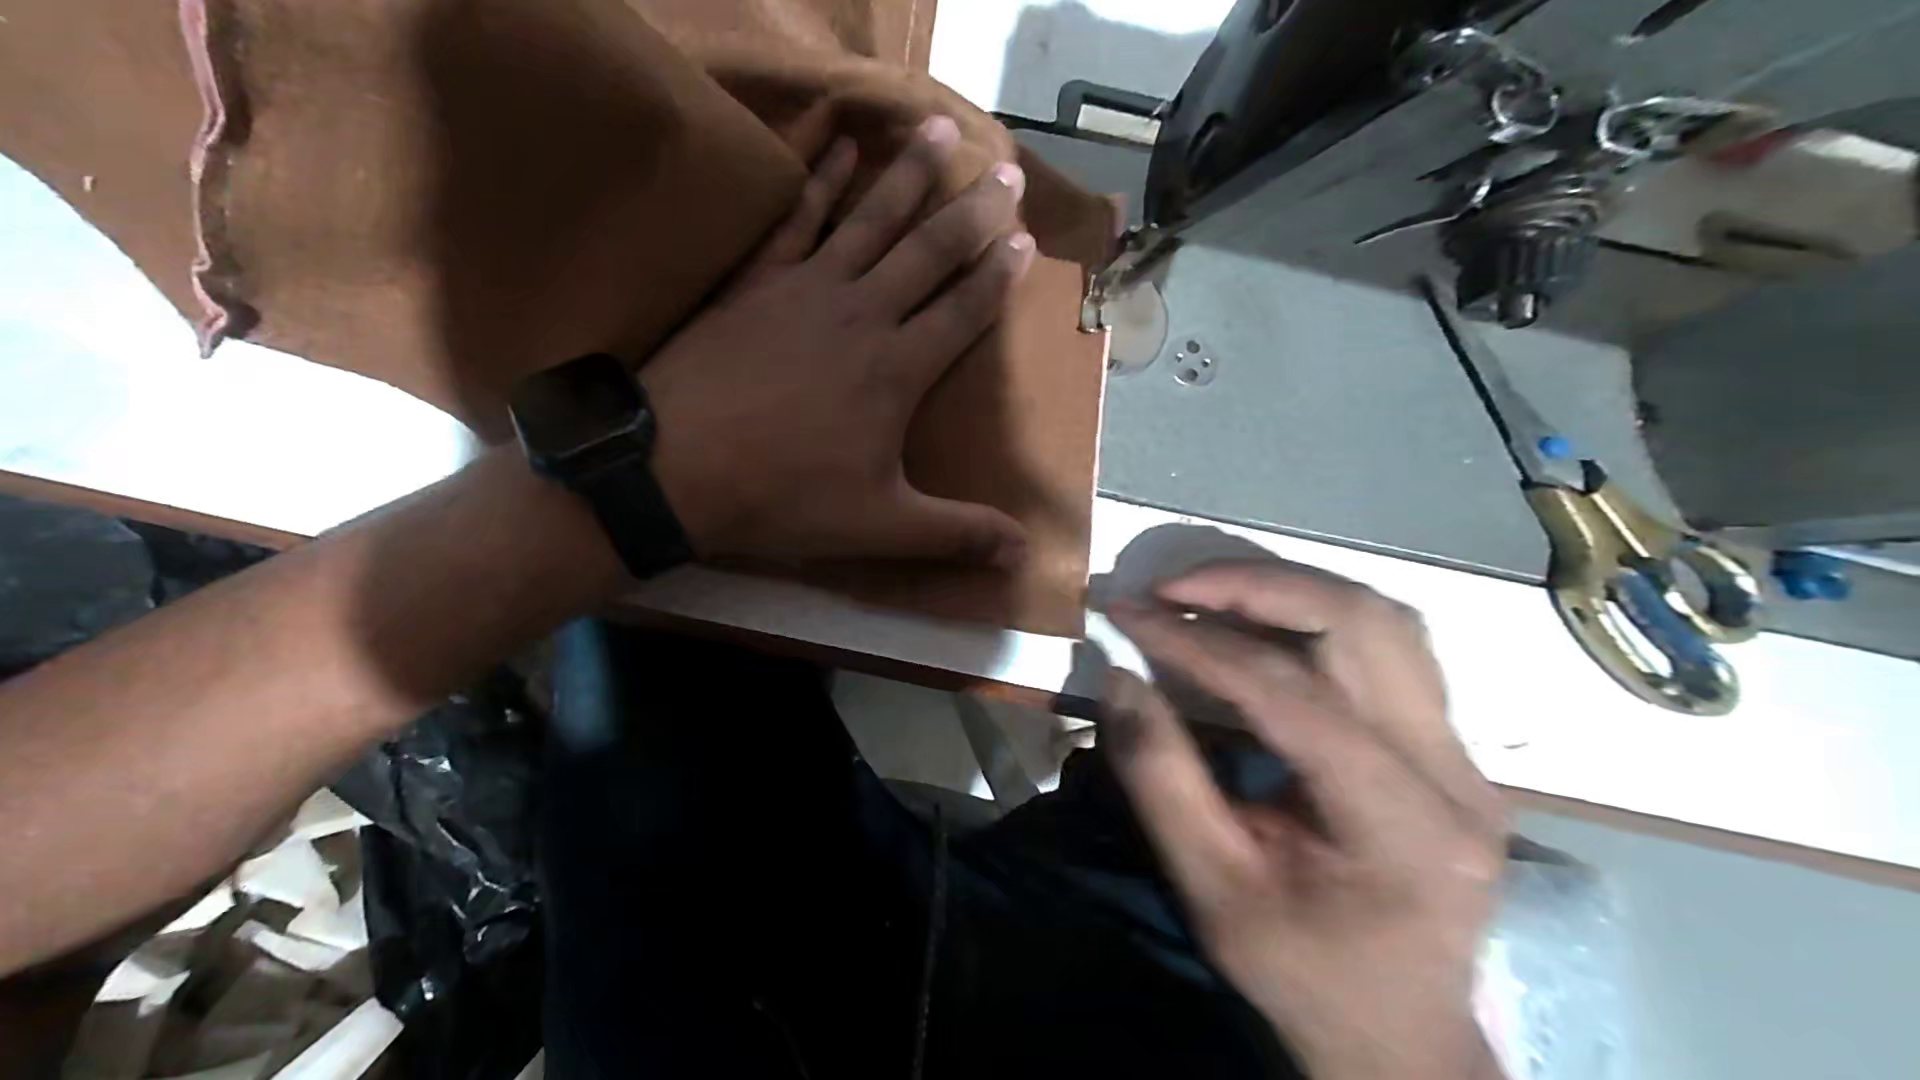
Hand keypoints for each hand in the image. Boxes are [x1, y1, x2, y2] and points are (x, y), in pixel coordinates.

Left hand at [642, 115, 1034, 567]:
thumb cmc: (785, 498)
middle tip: (1008, 171)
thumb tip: (1024, 554)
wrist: (675, 470)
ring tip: (942, 130)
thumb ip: (956, 533)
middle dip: (973, 212)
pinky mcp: (757, 280)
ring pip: (872, 220)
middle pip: (930, 252)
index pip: (963, 312)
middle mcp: (863, 315)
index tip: (1024, 240)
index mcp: (898, 370)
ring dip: (910, 175)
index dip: (997, 278)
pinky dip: (820, 179)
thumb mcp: (881, 526)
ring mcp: (807, 289)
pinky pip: (798, 217)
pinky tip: (838, 145)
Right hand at [1103, 561, 1505, 1079]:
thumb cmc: (1301, 974)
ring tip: (1207, 593)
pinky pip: (1387, 645)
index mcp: (1402, 826)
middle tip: (1171, 587)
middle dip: (1253, 587)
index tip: (1129, 615)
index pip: (1292, 695)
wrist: (1400, 1034)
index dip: (1199, 645)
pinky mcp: (1448, 745)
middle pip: (1363, 626)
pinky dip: (1315, 614)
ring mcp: (1463, 753)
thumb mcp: (1211, 889)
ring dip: (1288, 589)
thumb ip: (1161, 778)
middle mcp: (1454, 773)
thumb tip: (1120, 676)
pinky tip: (1261, 622)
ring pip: (1383, 620)